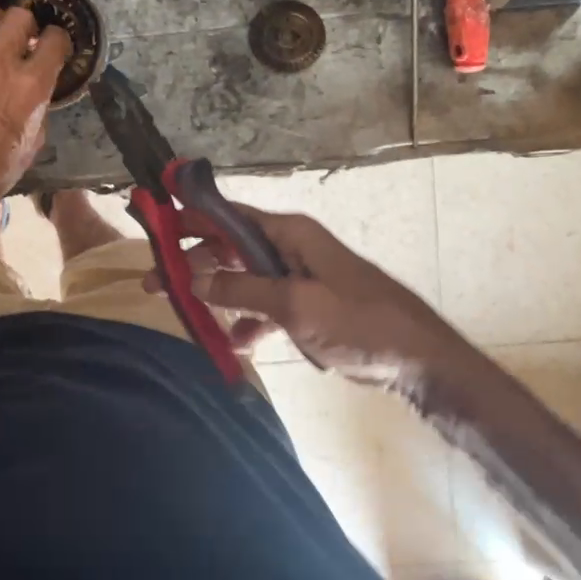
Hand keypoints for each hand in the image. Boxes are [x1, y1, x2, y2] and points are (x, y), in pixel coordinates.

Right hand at [180, 206, 473, 391]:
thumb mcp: (294, 307)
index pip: (227, 215)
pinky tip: (238, 344)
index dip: (189, 218)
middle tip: (155, 283)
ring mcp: (300, 277)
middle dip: (192, 265)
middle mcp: (291, 247)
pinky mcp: (310, 306)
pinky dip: (249, 321)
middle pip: (228, 248)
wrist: (426, 364)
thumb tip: (193, 280)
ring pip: (243, 279)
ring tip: (187, 316)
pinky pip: (266, 306)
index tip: (154, 228)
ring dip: (217, 297)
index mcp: (289, 233)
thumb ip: (240, 291)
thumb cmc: (361, 324)